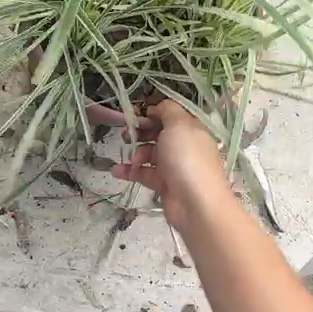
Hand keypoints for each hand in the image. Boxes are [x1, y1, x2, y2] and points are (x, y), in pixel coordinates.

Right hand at [111, 99, 232, 232]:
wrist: (196, 203)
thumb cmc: (187, 158)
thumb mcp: (179, 124)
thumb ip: (167, 110)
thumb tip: (157, 108)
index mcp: (191, 129)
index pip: (170, 116)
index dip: (152, 114)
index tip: (135, 116)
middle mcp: (184, 146)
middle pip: (158, 134)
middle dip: (140, 132)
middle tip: (126, 135)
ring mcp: (174, 166)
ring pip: (150, 154)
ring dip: (135, 153)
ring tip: (130, 158)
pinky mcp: (164, 185)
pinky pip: (144, 174)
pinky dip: (130, 171)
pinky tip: (116, 171)